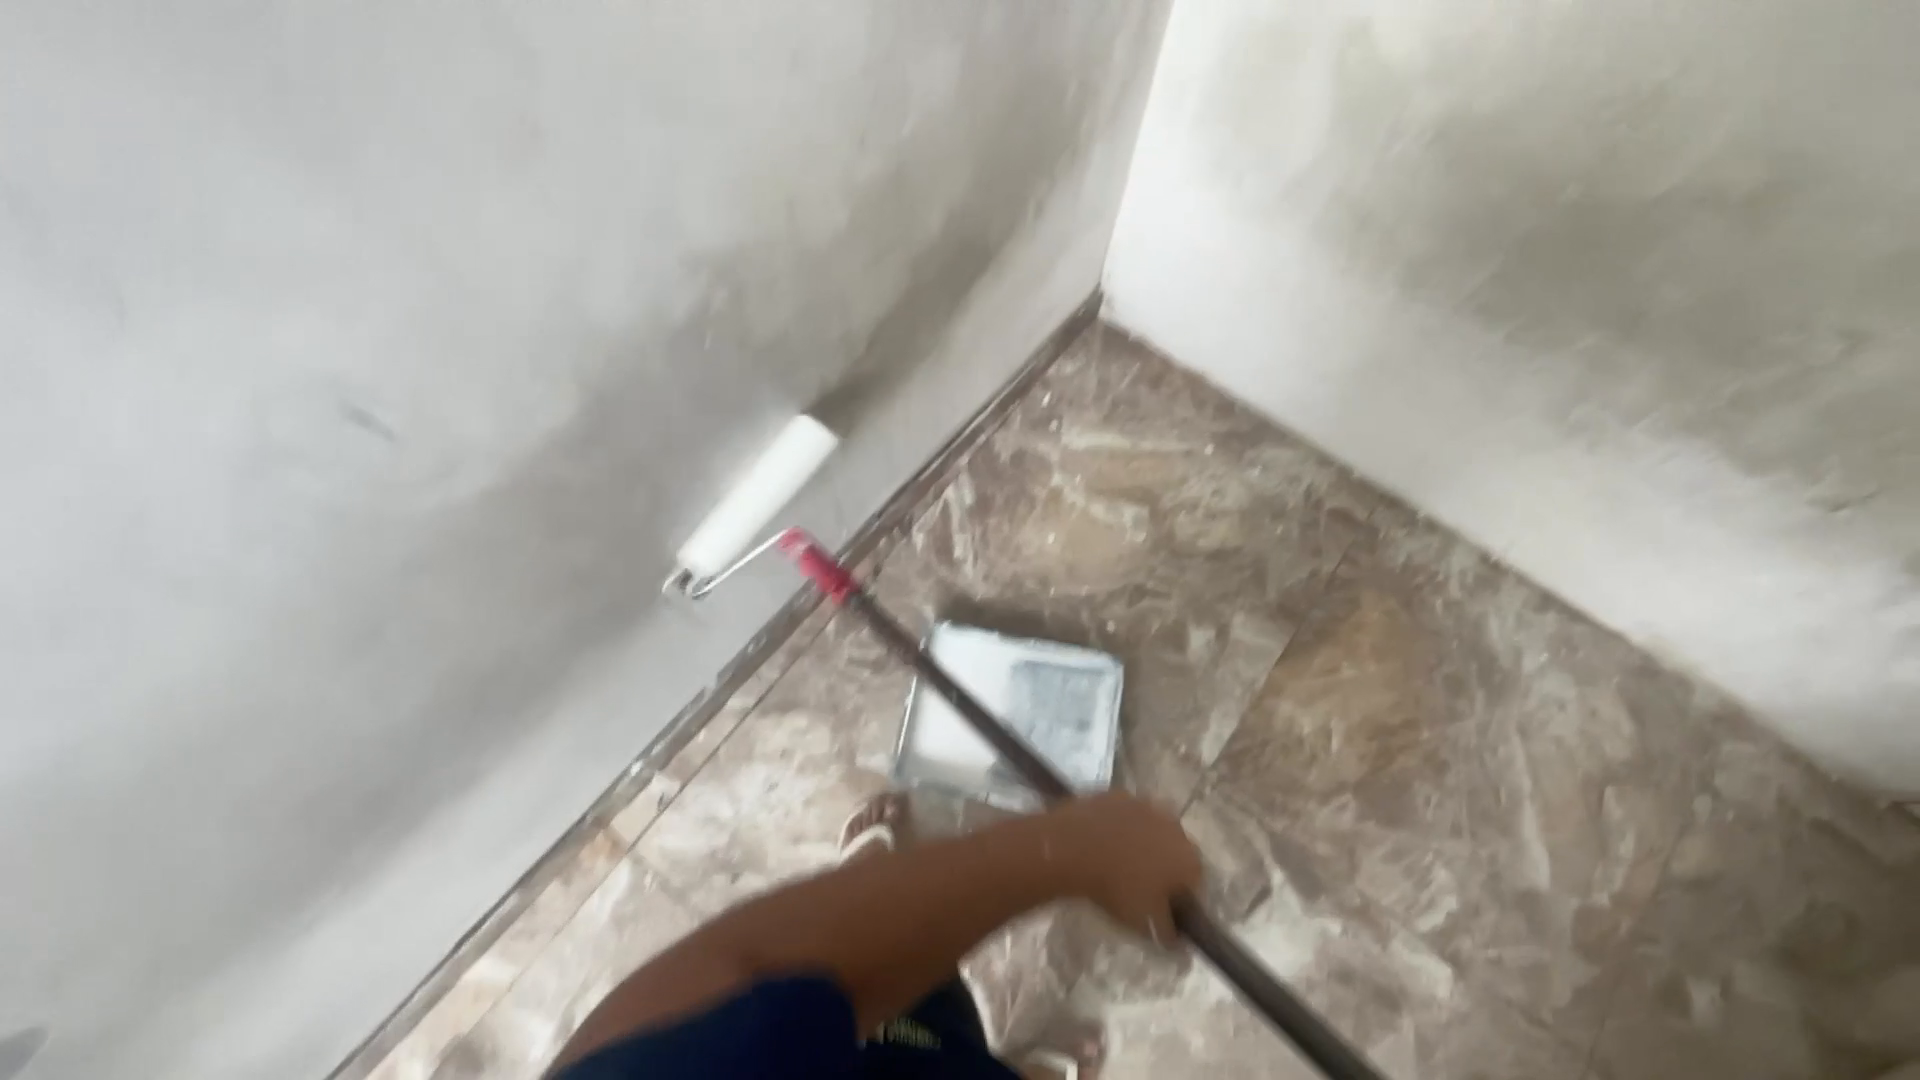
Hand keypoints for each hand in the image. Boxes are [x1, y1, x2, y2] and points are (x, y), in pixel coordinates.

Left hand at [1047, 792, 1202, 945]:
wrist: (1073, 848)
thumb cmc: (1116, 889)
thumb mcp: (1146, 925)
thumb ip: (1170, 935)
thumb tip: (1180, 942)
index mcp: (1189, 859)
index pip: (1195, 882)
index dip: (1178, 897)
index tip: (1160, 907)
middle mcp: (1175, 826)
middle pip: (1175, 850)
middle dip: (1162, 865)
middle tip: (1138, 883)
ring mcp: (1145, 804)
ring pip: (1151, 828)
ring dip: (1141, 841)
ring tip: (1116, 860)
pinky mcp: (1118, 793)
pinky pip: (1125, 814)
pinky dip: (1118, 825)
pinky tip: (1100, 840)